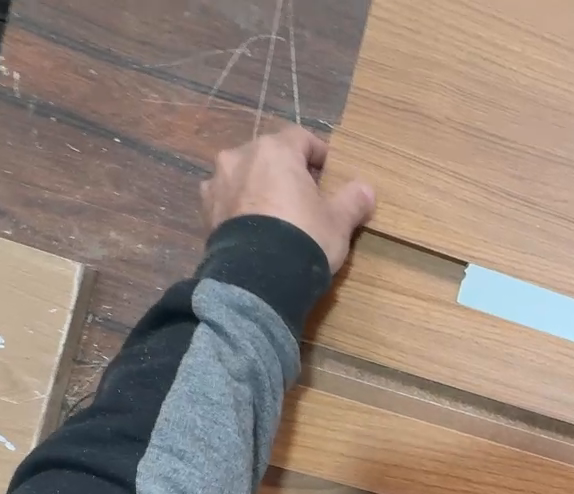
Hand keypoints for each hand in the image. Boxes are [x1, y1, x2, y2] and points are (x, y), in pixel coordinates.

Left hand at [201, 125, 375, 272]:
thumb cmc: (306, 236)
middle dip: (288, 171)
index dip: (319, 152)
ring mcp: (218, 182)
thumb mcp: (339, 221)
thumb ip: (353, 200)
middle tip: (307, 196)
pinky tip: (258, 229)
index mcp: (276, 152)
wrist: (261, 275)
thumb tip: (366, 189)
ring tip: (278, 213)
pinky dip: (243, 207)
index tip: (331, 171)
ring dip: (261, 187)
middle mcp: (240, 156)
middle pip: (270, 155)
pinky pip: (229, 200)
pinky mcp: (206, 209)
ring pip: (246, 176)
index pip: (301, 138)